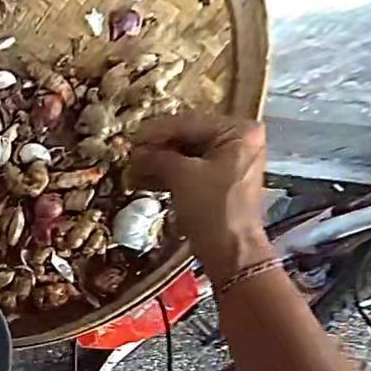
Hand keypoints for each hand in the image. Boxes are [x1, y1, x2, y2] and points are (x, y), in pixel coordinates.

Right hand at [131, 114, 274, 281]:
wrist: (229, 247)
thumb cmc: (211, 207)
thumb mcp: (183, 176)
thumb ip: (159, 158)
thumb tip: (136, 151)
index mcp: (239, 131)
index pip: (190, 124)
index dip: (157, 131)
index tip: (131, 137)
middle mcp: (239, 141)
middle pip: (190, 138)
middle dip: (159, 147)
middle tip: (131, 153)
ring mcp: (231, 161)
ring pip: (188, 155)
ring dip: (160, 162)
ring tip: (134, 166)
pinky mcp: (220, 181)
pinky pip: (191, 170)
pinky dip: (170, 173)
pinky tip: (147, 178)